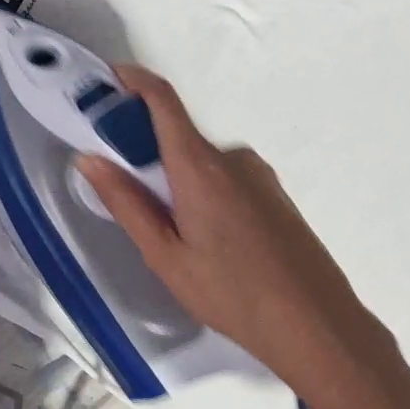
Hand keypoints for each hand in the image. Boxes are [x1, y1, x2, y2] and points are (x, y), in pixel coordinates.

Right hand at [75, 66, 388, 387]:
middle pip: (177, 137)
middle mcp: (232, 158)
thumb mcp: (165, 255)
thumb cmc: (232, 293)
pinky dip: (203, 193)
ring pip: (201, 163)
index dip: (132, 80)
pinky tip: (211, 244)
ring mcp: (259, 176)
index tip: (106, 80)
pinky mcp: (276, 196)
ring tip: (176, 238)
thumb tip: (90, 159)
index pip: (162, 101)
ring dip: (177, 181)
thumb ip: (126, 203)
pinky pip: (225, 179)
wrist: (319, 328)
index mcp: (199, 166)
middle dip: (145, 154)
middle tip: (129, 199)